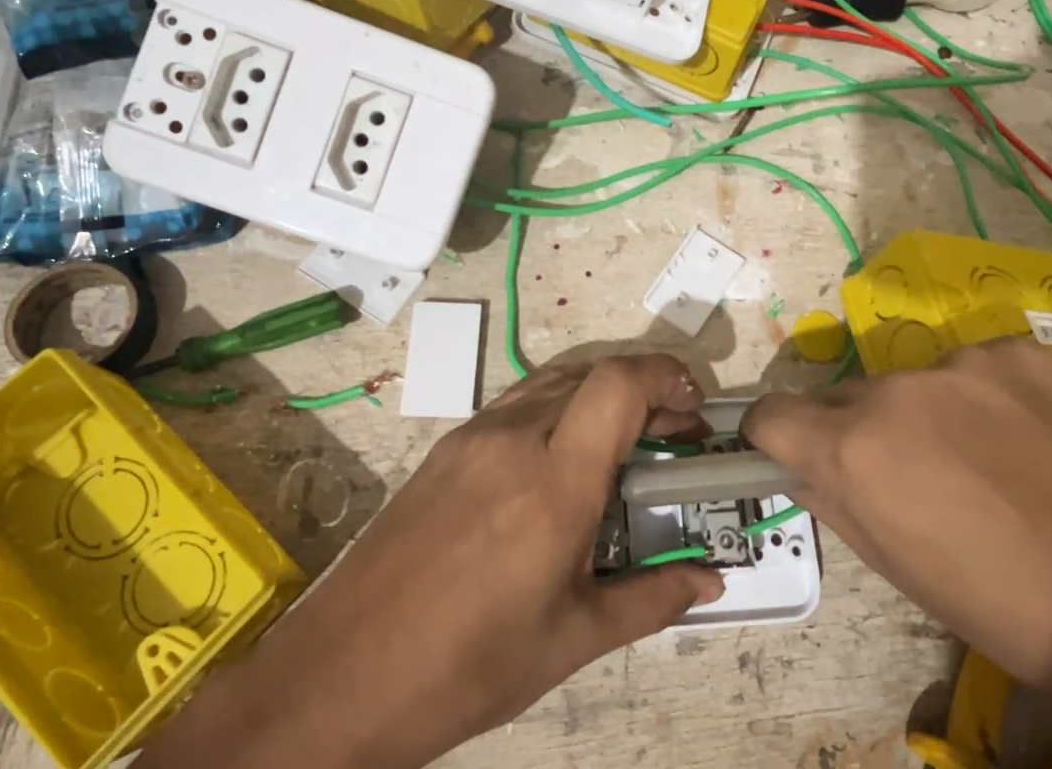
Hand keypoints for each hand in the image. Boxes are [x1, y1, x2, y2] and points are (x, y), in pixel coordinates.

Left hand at [138, 356, 724, 768]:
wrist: (342, 678)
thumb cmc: (469, 666)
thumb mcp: (573, 639)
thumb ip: (651, 598)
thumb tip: (710, 580)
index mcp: (553, 481)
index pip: (619, 384)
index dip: (667, 376)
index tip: (695, 408)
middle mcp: (512, 440)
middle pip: (591, 374)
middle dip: (643, 390)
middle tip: (672, 436)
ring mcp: (470, 440)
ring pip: (551, 383)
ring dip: (598, 396)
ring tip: (624, 445)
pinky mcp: (442, 453)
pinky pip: (515, 406)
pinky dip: (557, 411)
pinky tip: (561, 464)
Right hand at [740, 337, 1051, 686]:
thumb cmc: (998, 605)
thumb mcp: (893, 565)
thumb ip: (835, 499)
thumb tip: (806, 465)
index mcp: (852, 450)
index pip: (772, 414)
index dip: (779, 438)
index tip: (800, 454)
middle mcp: (893, 391)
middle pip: (847, 399)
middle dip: (862, 432)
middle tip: (914, 476)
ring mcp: (961, 362)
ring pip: (913, 382)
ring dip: (926, 412)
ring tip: (985, 461)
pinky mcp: (1018, 351)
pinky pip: (975, 366)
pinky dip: (984, 395)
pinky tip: (1025, 438)